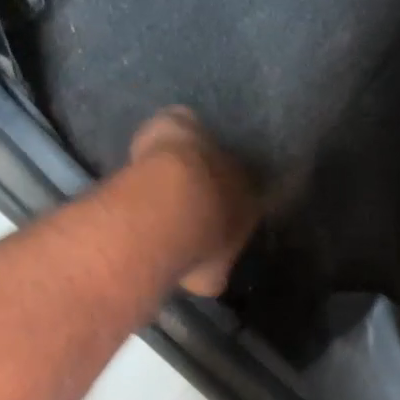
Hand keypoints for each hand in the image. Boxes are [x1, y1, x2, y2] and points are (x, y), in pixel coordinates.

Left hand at [128, 107, 259, 296]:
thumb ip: (211, 270)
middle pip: (227, 172)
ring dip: (189, 159)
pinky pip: (175, 125)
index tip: (211, 221)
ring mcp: (212, 142)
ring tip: (164, 176)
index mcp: (252, 204)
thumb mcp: (210, 277)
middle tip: (185, 198)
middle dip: (210, 183)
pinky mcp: (181, 122)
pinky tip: (146, 153)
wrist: (175, 209)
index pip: (248, 204)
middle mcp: (239, 168)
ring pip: (203, 147)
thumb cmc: (199, 248)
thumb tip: (205, 274)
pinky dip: (164, 135)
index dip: (229, 211)